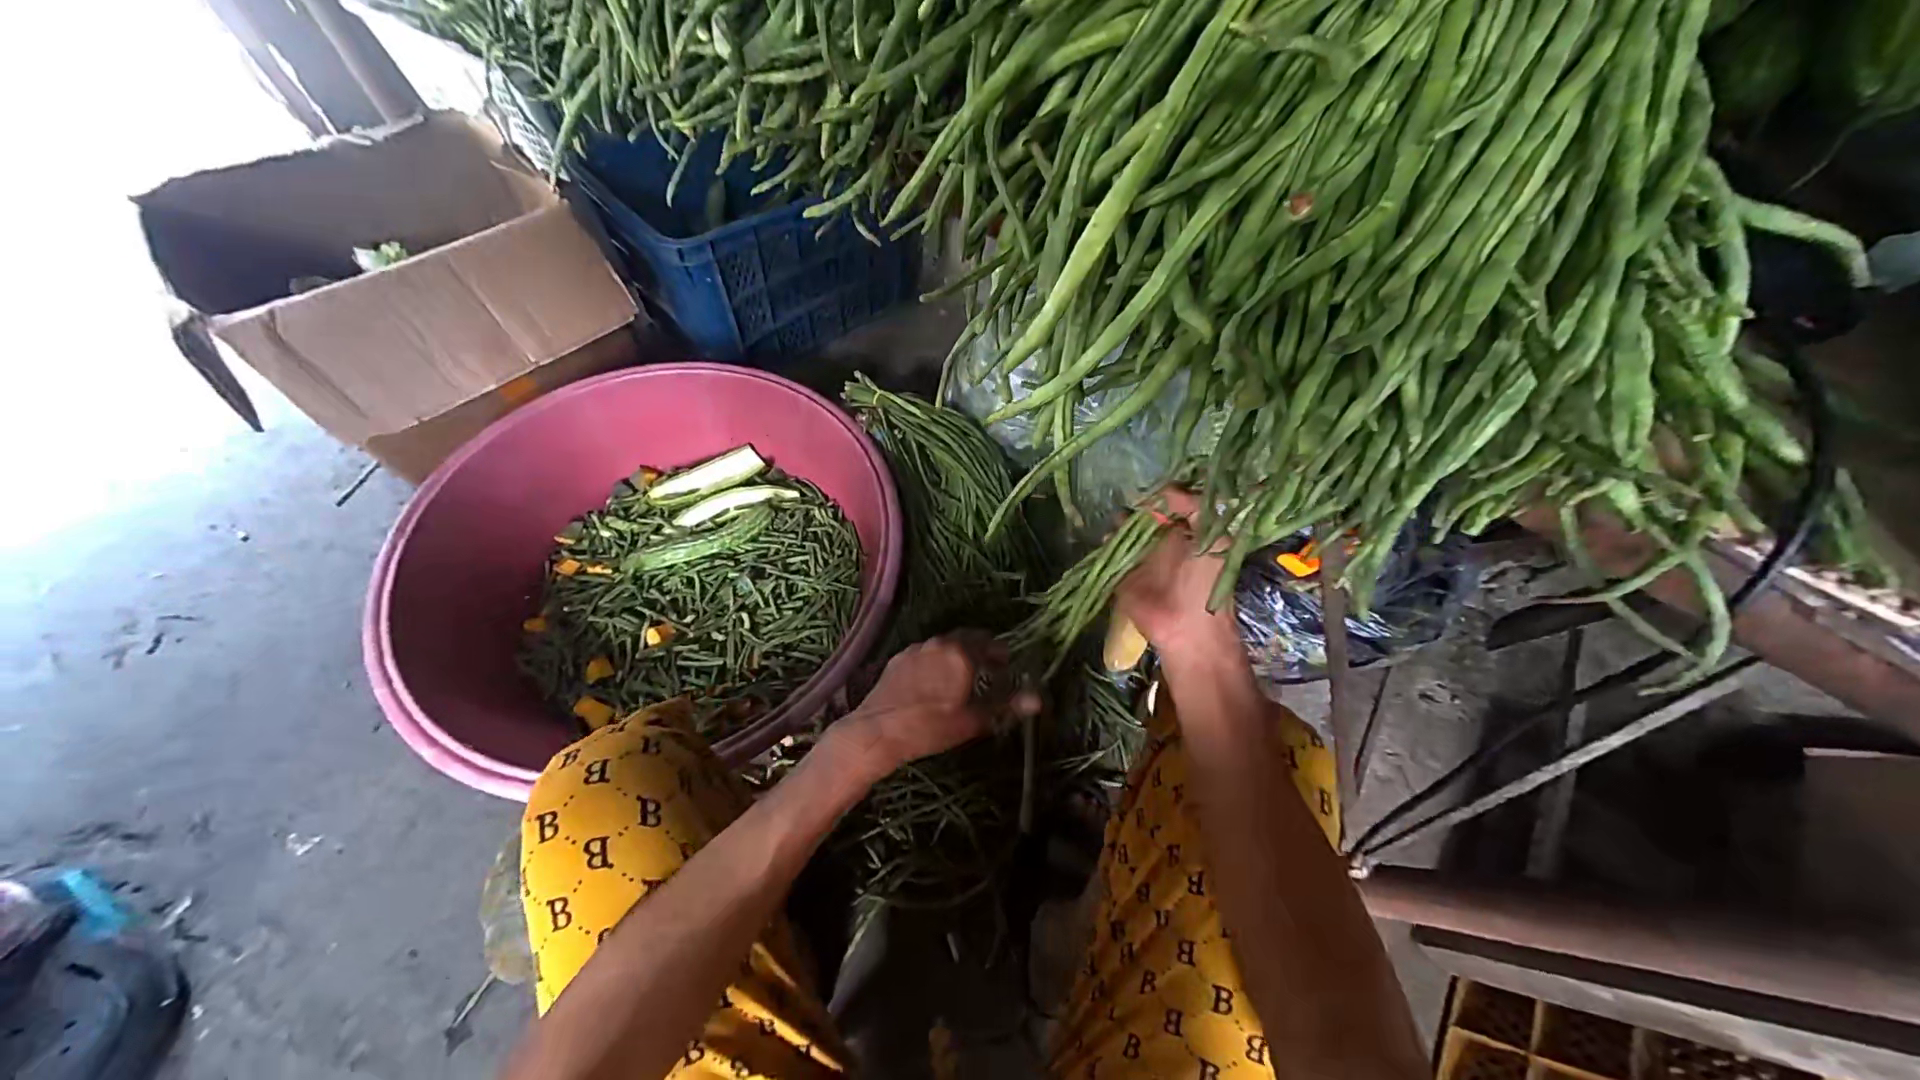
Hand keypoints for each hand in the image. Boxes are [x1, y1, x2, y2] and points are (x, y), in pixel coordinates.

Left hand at [831, 631, 1036, 778]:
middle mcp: (939, 643)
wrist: (877, 732)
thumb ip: (1006, 706)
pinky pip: (925, 654)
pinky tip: (934, 681)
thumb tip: (1037, 699)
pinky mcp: (898, 659)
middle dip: (981, 650)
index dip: (1002, 654)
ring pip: (944, 646)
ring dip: (958, 655)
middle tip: (989, 668)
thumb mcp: (974, 720)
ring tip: (963, 676)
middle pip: (967, 639)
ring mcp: (916, 649)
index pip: (990, 643)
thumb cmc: (930, 727)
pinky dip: (936, 661)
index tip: (1008, 665)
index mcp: (961, 653)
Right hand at [1114, 490, 1240, 663]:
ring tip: (1122, 519)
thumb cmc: (1205, 583)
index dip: (1161, 493)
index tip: (1154, 488)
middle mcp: (1162, 540)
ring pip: (1124, 530)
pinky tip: (1110, 538)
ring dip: (1121, 522)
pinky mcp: (1121, 572)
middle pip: (1144, 513)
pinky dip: (1107, 543)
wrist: (1186, 626)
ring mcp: (1140, 556)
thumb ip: (1196, 508)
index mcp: (1187, 531)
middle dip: (1137, 505)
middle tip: (1133, 499)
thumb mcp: (1215, 539)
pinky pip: (1109, 551)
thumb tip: (1168, 489)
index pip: (1170, 503)